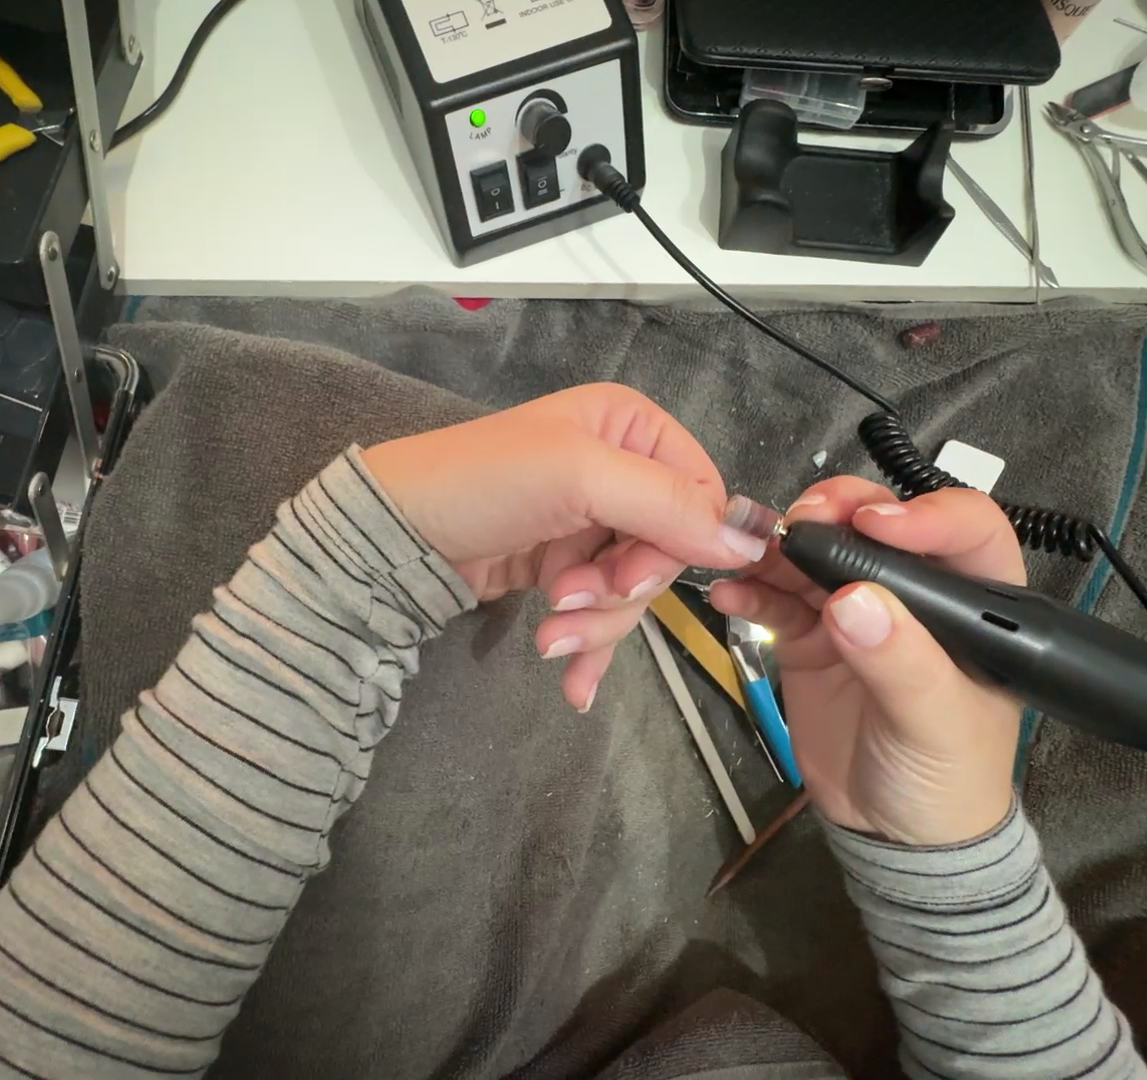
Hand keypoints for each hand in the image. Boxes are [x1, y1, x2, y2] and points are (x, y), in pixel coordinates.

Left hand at [363, 384, 768, 710]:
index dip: (680, 543)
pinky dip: (590, 646)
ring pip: (634, 588)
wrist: (393, 534)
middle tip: (569, 598)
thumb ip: (666, 505)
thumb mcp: (579, 476)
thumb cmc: (483, 483)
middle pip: (667, 548)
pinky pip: (602, 611)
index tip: (633, 576)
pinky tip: (576, 686)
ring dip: (597, 621)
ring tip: (548, 633)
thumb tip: (752, 544)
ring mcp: (590, 523)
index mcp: (630, 428)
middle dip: (621, 588)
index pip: (700, 492)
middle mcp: (618, 470)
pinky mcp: (564, 567)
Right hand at [707, 477, 1024, 845]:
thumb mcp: (936, 724)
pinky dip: (751, 593)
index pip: (964, 531)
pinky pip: (776, 602)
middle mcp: (912, 594)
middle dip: (835, 513)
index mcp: (972, 605)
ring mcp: (853, 611)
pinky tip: (730, 596)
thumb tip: (850, 599)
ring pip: (815, 554)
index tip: (873, 524)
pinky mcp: (808, 636)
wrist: (889, 832)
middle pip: (874, 526)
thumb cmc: (945, 778)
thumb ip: (901, 662)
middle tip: (799, 522)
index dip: (924, 513)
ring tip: (748, 555)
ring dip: (779, 548)